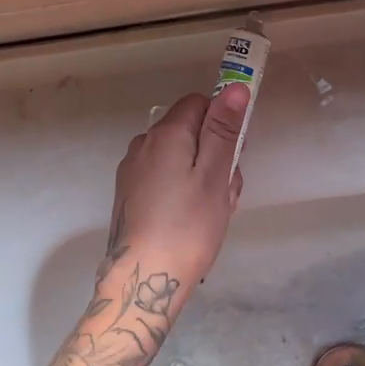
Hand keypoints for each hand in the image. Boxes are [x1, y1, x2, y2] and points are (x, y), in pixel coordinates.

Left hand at [105, 85, 248, 284]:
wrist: (142, 279)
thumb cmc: (187, 226)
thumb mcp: (215, 175)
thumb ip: (223, 129)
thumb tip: (234, 86)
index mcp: (165, 133)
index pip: (198, 103)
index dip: (221, 122)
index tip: (234, 154)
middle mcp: (144, 143)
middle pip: (190, 133)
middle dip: (214, 157)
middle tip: (225, 195)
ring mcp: (133, 169)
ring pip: (179, 160)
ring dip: (201, 179)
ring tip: (211, 216)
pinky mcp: (130, 193)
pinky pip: (165, 179)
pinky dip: (182, 193)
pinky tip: (190, 224)